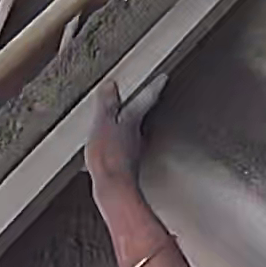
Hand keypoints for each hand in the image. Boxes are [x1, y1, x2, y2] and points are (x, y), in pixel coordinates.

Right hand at [85, 74, 166, 195]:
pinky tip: (104, 148)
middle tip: (139, 97)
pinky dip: (113, 144)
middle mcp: (136, 135)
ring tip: (115, 122)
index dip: (154, 87)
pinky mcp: (123, 165)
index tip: (163, 78)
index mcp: (132, 121)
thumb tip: (111, 85)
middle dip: (138, 108)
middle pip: (140, 116)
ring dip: (124, 127)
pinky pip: (119, 148)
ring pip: (130, 133)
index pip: (147, 99)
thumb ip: (107, 105)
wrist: (113, 188)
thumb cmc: (108, 157)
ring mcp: (131, 151)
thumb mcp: (102, 124)